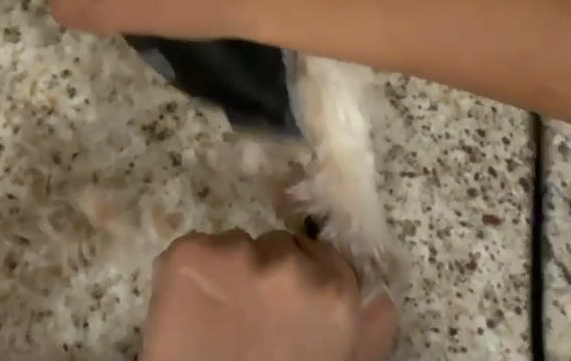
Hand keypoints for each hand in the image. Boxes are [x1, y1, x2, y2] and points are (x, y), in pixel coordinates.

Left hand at [141, 230, 396, 360]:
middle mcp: (286, 263)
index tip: (291, 301)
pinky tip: (194, 305)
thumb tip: (380, 297)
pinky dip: (196, 271)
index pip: (322, 255)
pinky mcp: (189, 252)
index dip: (306, 275)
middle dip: (269, 271)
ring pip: (237, 243)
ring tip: (223, 313)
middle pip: (278, 244)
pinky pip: (197, 246)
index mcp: (334, 293)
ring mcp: (234, 252)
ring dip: (232, 269)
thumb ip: (365, 328)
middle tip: (257, 313)